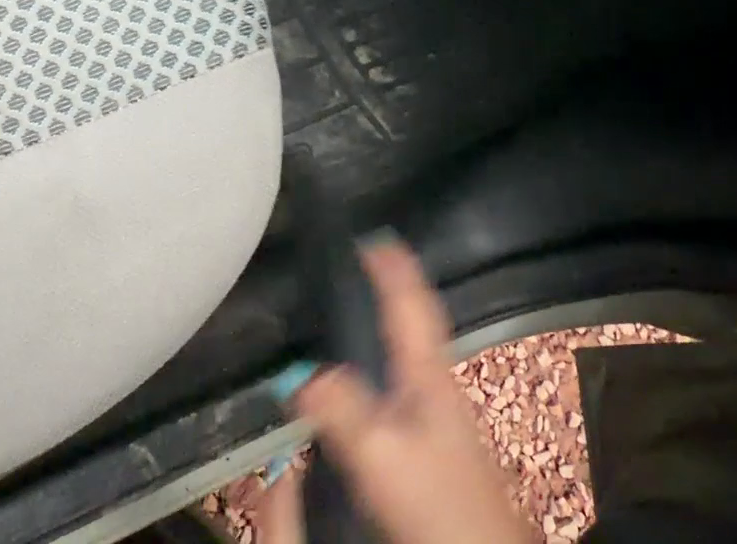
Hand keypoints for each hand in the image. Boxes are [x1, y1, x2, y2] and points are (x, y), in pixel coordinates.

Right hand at [256, 241, 535, 543]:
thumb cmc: (437, 499)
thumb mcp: (379, 450)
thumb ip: (339, 406)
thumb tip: (300, 375)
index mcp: (425, 374)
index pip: (410, 305)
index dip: (392, 268)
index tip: (373, 235)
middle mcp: (433, 384)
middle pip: (411, 322)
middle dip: (389, 287)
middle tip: (360, 259)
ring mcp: (434, 414)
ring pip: (403, 352)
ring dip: (383, 321)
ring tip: (354, 302)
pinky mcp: (427, 440)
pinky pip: (393, 383)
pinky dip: (375, 360)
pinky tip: (358, 375)